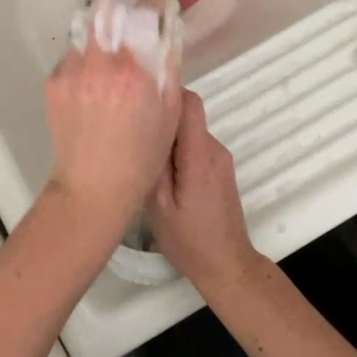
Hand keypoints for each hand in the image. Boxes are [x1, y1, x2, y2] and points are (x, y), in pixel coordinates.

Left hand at [45, 0, 182, 226]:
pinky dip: (85, 59)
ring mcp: (71, 70)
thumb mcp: (170, 110)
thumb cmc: (141, 155)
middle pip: (106, 8)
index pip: (143, 10)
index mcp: (132, 69)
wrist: (93, 187)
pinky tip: (94, 85)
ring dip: (101, 33)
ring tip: (111, 58)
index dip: (153, 2)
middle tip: (131, 22)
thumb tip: (165, 31)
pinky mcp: (53, 81)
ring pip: (86, 30)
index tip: (158, 4)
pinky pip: (72, 56)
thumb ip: (168, 64)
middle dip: (121, 8)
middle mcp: (98, 62)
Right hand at [149, 92, 260, 288]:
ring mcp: (220, 159)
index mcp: (200, 156)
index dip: (167, 92)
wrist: (226, 265)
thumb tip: (145, 127)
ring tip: (142, 157)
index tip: (140, 95)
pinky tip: (160, 172)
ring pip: (188, 133)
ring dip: (167, 140)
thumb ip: (154, 163)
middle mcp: (214, 150)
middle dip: (159, 121)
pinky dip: (176, 152)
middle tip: (131, 133)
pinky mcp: (219, 168)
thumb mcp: (159, 206)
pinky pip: (194, 146)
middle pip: (186, 117)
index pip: (190, 104)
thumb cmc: (189, 240)